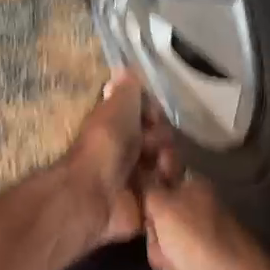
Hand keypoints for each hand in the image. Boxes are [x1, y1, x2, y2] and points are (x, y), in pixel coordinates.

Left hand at [62, 71, 154, 244]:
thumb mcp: (116, 107)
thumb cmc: (105, 144)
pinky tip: (162, 188)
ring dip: (168, 165)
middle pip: (164, 140)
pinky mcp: (150, 203)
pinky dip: (170, 188)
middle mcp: (129, 150)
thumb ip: (126, 89)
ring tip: (158, 171)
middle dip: (162, 141)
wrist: (97, 192)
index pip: (151, 116)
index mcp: (119, 126)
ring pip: (171, 164)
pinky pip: (172, 191)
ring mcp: (140, 177)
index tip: (153, 117)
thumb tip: (125, 66)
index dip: (155, 115)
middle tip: (152, 148)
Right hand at [143, 173, 269, 269]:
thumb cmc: (199, 242)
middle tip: (170, 255)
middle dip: (161, 253)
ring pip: (171, 266)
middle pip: (161, 234)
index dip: (150, 207)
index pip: (159, 190)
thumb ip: (148, 189)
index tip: (148, 218)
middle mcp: (202, 221)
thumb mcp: (164, 205)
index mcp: (195, 193)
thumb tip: (143, 176)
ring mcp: (209, 254)